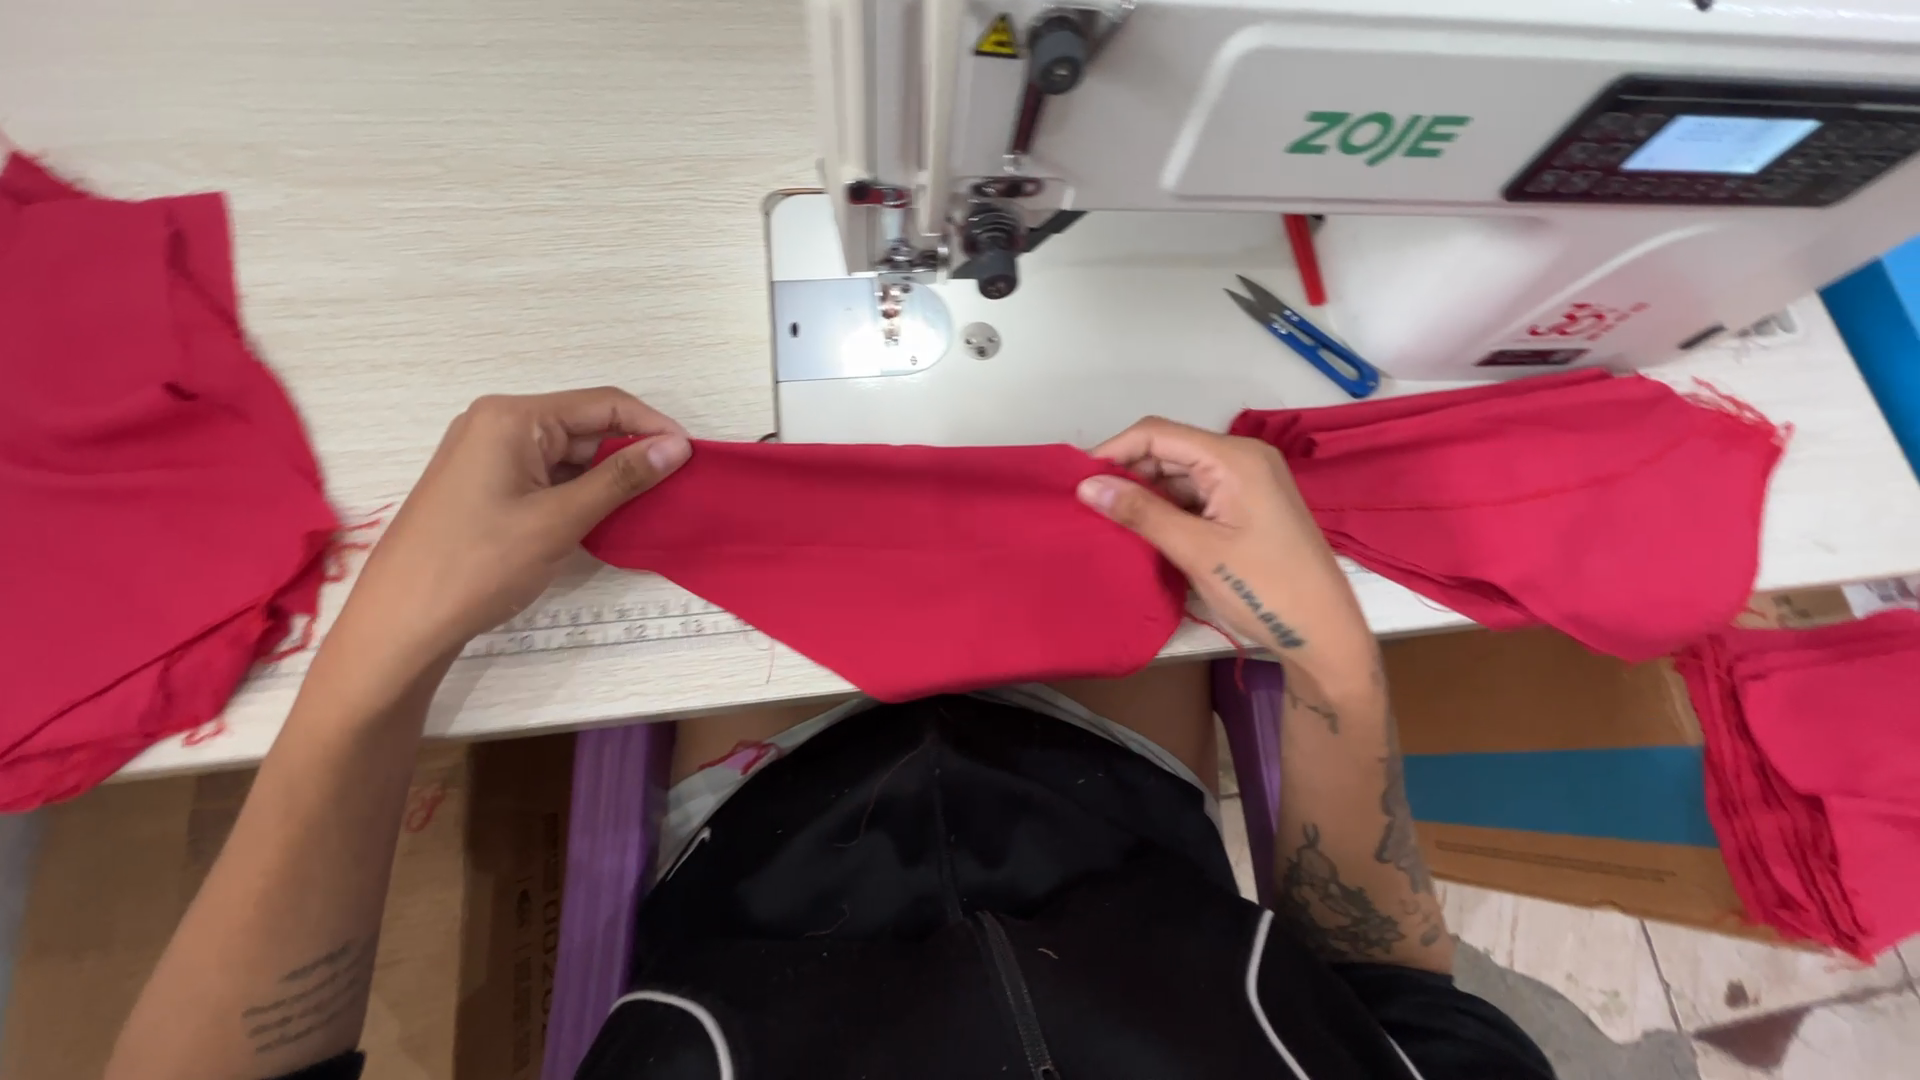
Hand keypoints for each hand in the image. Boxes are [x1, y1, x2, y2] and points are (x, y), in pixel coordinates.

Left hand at [339, 388, 690, 668]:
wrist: (403, 620)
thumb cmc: (480, 564)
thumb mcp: (561, 519)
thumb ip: (623, 477)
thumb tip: (678, 446)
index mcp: (513, 418)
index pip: (603, 404)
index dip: (654, 426)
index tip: (693, 457)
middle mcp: (498, 423)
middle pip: (586, 426)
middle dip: (632, 452)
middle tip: (676, 486)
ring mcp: (488, 454)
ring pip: (570, 453)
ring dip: (609, 476)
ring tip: (650, 504)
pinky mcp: (486, 483)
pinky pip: (548, 474)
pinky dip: (581, 491)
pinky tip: (606, 515)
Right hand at [1078, 416, 1374, 688]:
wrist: (1324, 634)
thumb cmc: (1265, 589)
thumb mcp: (1196, 550)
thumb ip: (1140, 513)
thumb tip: (1086, 486)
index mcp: (1234, 458)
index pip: (1157, 434)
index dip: (1113, 451)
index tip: (1077, 481)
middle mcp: (1241, 459)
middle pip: (1168, 450)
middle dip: (1127, 473)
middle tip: (1089, 506)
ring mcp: (1246, 483)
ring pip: (1179, 474)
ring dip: (1144, 493)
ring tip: (1108, 520)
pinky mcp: (1246, 506)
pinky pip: (1195, 494)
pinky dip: (1167, 508)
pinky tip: (1142, 530)